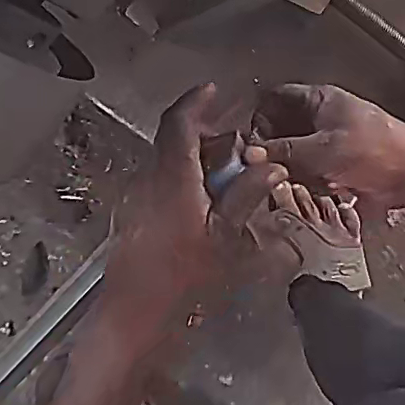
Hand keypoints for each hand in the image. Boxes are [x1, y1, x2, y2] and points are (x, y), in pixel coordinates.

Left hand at [100, 84, 287, 346]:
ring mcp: (139, 195)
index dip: (196, 101)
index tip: (213, 89)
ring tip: (227, 175)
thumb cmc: (181, 277)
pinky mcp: (135, 212)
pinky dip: (186, 175)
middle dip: (205, 133)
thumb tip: (271, 167)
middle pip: (174, 138)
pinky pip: (162, 177)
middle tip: (235, 144)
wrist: (132, 315)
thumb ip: (246, 196)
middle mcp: (150, 178)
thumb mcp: (225, 237)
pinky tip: (206, 200)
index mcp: (172, 177)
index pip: (179, 123)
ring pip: (168, 158)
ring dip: (197, 156)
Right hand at [253, 84, 404, 212]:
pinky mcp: (341, 163)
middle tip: (274, 168)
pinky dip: (312, 180)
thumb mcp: (322, 150)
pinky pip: (313, 170)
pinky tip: (323, 188)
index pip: (276, 99)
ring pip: (297, 153)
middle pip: (284, 129)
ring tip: (305, 180)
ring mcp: (332, 140)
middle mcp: (324, 116)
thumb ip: (283, 151)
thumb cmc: (374, 151)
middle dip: (277, 150)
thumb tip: (250, 154)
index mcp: (320, 99)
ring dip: (296, 169)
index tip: (252, 143)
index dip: (261, 118)